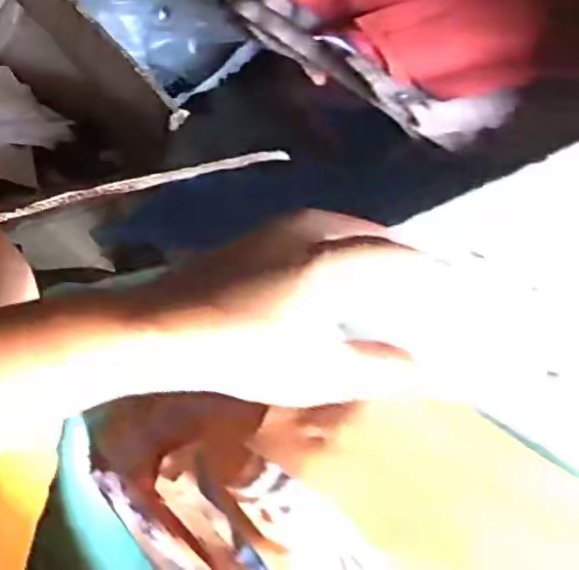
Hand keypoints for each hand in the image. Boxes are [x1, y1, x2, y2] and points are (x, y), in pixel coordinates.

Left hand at [137, 210, 454, 407]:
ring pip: (295, 225)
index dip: (415, 262)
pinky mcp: (213, 253)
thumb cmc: (245, 349)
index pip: (382, 252)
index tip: (440, 272)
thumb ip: (378, 366)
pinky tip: (297, 269)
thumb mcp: (327, 372)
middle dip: (369, 234)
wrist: (155, 327)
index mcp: (320, 262)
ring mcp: (240, 243)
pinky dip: (296, 244)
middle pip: (333, 223)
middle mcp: (280, 240)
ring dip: (329, 234)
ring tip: (352, 259)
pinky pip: (269, 237)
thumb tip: (410, 358)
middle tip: (397, 254)